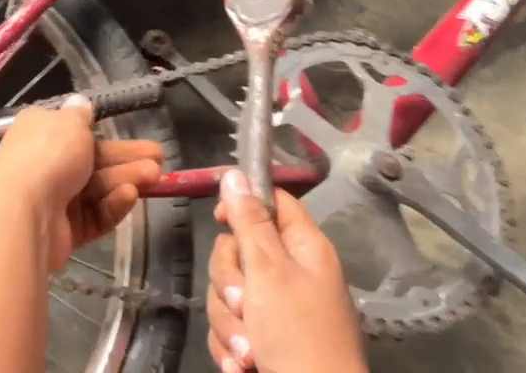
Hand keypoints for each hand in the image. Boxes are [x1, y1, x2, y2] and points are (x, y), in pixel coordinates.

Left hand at [0, 95, 164, 269]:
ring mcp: (55, 198)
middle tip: (160, 159)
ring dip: (126, 179)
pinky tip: (130, 195)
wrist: (23, 211)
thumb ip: (79, 115)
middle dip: (127, 159)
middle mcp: (46, 162)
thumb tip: (79, 102)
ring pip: (98, 188)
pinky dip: (112, 204)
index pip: (77, 132)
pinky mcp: (65, 230)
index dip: (107, 134)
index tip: (134, 137)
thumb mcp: (69, 123)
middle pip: (93, 161)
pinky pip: (94, 215)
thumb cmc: (48, 155)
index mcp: (40, 132)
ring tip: (155, 176)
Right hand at [206, 170, 367, 372]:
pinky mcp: (263, 341)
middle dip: (229, 280)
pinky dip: (232, 346)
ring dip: (229, 321)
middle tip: (244, 302)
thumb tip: (235, 172)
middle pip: (240, 249)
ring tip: (248, 350)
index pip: (272, 201)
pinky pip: (230, 325)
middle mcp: (292, 273)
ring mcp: (278, 310)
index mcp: (304, 249)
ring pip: (229, 290)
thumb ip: (249, 221)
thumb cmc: (297, 336)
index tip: (221, 220)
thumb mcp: (269, 271)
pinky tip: (243, 366)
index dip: (243, 204)